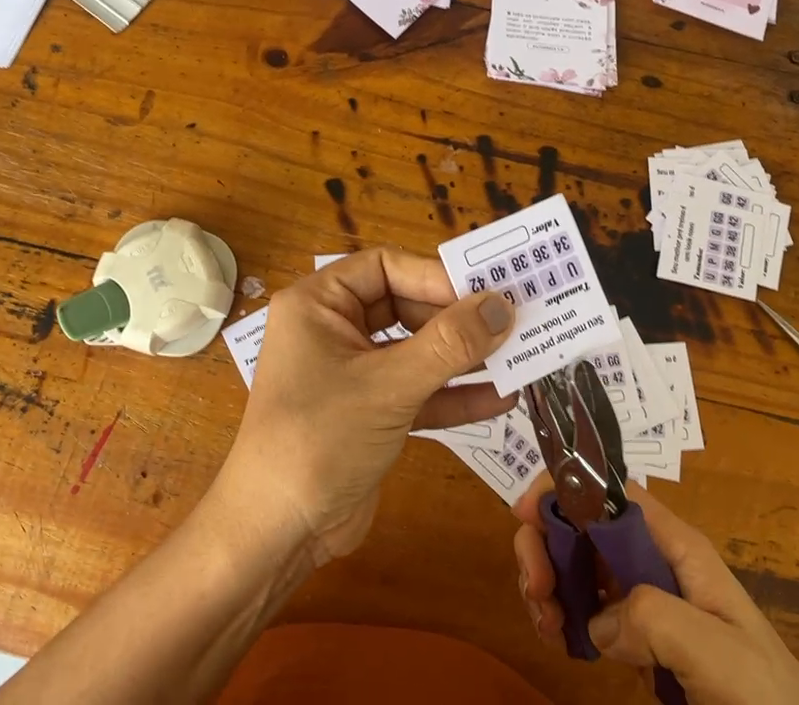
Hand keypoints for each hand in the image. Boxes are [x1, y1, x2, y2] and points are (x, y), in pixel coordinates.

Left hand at [222, 246, 516, 564]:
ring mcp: (351, 374)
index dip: (437, 275)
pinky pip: (417, 391)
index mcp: (318, 304)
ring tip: (519, 356)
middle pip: (405, 306)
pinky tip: (500, 399)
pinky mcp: (369, 413)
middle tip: (514, 322)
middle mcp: (333, 330)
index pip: (385, 267)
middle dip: (457, 318)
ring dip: (462, 358)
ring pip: (415, 351)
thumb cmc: (321, 438)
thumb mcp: (388, 386)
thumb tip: (503, 304)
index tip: (489, 290)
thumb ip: (449, 344)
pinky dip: (453, 395)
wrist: (279, 530)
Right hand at [512, 479, 798, 704]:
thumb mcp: (719, 651)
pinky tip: (559, 642)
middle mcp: (652, 562)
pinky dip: (557, 617)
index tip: (524, 519)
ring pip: (572, 565)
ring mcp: (641, 599)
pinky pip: (580, 609)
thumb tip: (597, 621)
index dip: (563, 489)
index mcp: (676, 548)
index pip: (611, 492)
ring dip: (545, 585)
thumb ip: (656, 618)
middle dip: (544, 548)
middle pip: (579, 526)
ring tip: (547, 627)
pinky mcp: (634, 636)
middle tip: (537, 594)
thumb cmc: (766, 695)